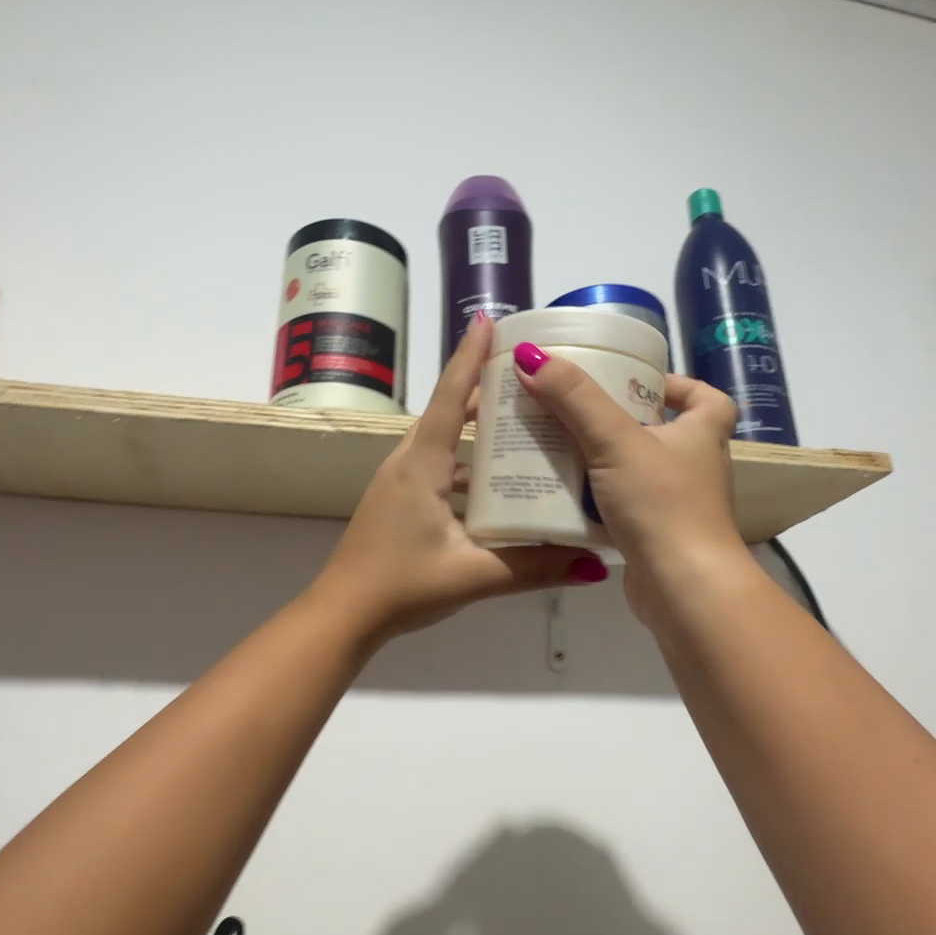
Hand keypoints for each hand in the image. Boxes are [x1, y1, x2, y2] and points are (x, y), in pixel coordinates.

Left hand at [313, 317, 607, 643]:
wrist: (342, 614)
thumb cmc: (401, 585)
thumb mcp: (472, 575)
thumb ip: (533, 567)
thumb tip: (592, 564)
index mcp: (422, 465)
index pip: (450, 398)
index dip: (470, 358)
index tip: (489, 320)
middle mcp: (408, 463)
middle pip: (448, 412)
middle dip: (483, 388)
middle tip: (527, 375)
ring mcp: (399, 483)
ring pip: (442, 441)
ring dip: (476, 429)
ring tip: (521, 424)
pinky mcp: (398, 502)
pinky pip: (437, 466)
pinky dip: (466, 463)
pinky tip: (496, 484)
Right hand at [511, 345, 751, 630]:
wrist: (683, 589)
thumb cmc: (662, 504)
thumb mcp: (615, 440)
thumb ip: (574, 399)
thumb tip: (530, 357)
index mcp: (702, 434)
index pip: (704, 397)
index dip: (676, 384)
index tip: (635, 381)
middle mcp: (695, 467)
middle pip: (662, 431)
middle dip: (621, 420)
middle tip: (575, 409)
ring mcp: (676, 505)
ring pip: (636, 471)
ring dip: (603, 460)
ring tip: (557, 446)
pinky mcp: (653, 536)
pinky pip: (621, 506)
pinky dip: (595, 499)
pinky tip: (560, 495)